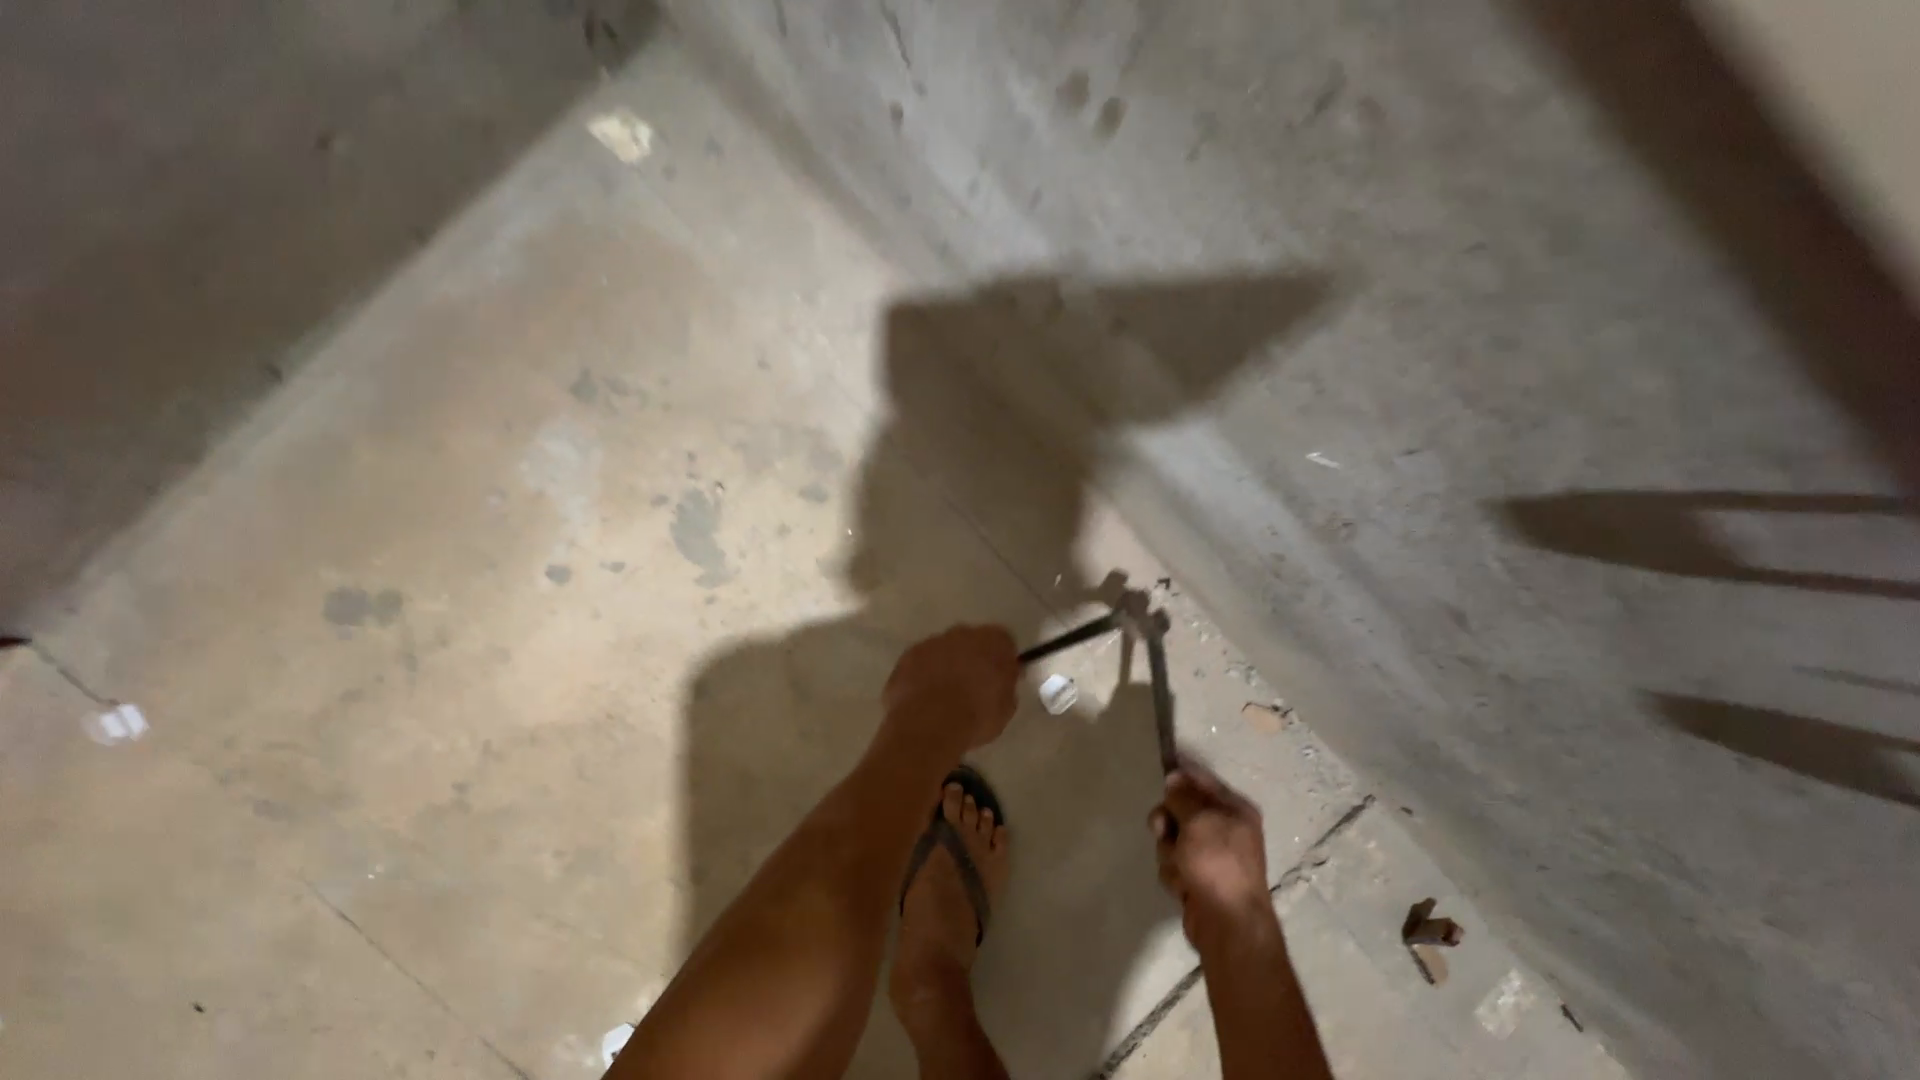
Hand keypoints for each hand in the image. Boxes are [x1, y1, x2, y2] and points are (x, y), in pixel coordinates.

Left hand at [881, 624, 1019, 750]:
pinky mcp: (907, 656)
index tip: (998, 680)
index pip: (1003, 642)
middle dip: (970, 659)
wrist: (930, 722)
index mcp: (994, 641)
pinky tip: (922, 699)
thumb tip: (1001, 682)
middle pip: (970, 641)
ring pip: (942, 651)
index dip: (1000, 661)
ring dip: (944, 666)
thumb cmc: (977, 716)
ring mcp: (931, 642)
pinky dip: (921, 676)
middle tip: (971, 688)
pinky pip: (919, 663)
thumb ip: (1005, 687)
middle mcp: (962, 633)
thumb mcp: (1006, 708)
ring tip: (943, 698)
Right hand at [1148, 759, 1273, 948]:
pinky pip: (1172, 863)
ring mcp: (1210, 855)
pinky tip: (1183, 886)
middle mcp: (1224, 829)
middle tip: (1163, 831)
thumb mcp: (1199, 820)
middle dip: (1167, 822)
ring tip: (1181, 868)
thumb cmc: (1218, 863)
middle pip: (1180, 809)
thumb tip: (1174, 777)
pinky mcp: (1196, 877)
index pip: (1202, 780)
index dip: (1180, 775)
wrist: (1227, 923)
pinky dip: (1174, 873)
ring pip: (1171, 838)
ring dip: (1169, 853)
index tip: (1162, 773)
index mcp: (1234, 810)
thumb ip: (1182, 796)